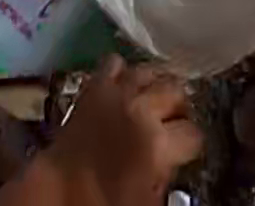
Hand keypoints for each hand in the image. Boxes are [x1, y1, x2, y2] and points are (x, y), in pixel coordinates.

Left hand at [45, 56, 201, 204]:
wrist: (61, 187)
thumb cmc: (107, 201)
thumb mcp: (150, 198)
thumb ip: (168, 172)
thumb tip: (173, 157)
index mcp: (157, 144)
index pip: (193, 133)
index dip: (193, 144)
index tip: (187, 150)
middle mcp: (140, 107)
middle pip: (175, 89)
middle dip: (180, 106)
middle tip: (174, 121)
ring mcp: (116, 90)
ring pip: (149, 69)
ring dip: (156, 84)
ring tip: (155, 99)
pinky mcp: (94, 83)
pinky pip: (116, 62)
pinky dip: (125, 71)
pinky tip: (126, 86)